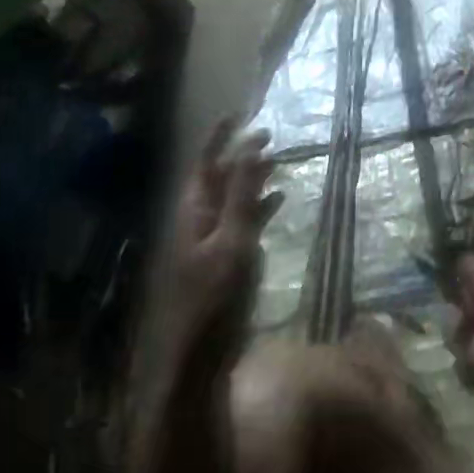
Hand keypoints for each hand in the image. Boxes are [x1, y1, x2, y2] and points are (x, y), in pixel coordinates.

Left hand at [163, 118, 282, 364]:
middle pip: (219, 177)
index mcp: (194, 211)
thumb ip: (242, 194)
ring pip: (232, 198)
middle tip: (272, 137)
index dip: (221, 135)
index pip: (206, 161)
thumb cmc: (215, 297)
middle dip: (242, 155)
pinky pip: (241, 222)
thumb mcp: (233, 241)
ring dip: (252, 179)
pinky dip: (258, 207)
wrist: (198, 359)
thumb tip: (248, 146)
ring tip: (279, 163)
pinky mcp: (222, 261)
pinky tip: (278, 202)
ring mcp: (209, 241)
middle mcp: (198, 220)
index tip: (242, 113)